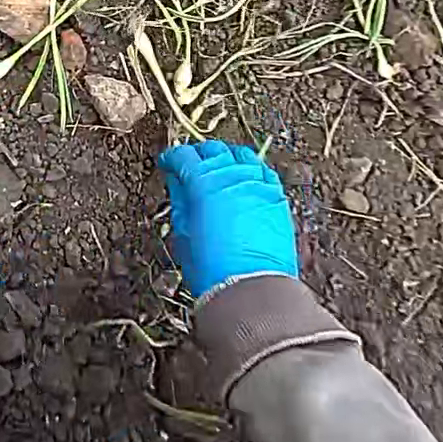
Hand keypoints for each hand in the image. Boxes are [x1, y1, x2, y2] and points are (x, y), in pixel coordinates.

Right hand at [157, 139, 298, 296]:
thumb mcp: (184, 234)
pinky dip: (250, 169)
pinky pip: (262, 170)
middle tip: (189, 165)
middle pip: (212, 150)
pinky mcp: (275, 195)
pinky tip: (243, 178)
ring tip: (217, 169)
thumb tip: (176, 180)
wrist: (252, 291)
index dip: (171, 157)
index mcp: (203, 183)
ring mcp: (257, 183)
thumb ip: (180, 200)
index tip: (167, 163)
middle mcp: (231, 175)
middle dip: (198, 154)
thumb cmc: (213, 268)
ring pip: (239, 154)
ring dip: (225, 157)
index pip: (184, 155)